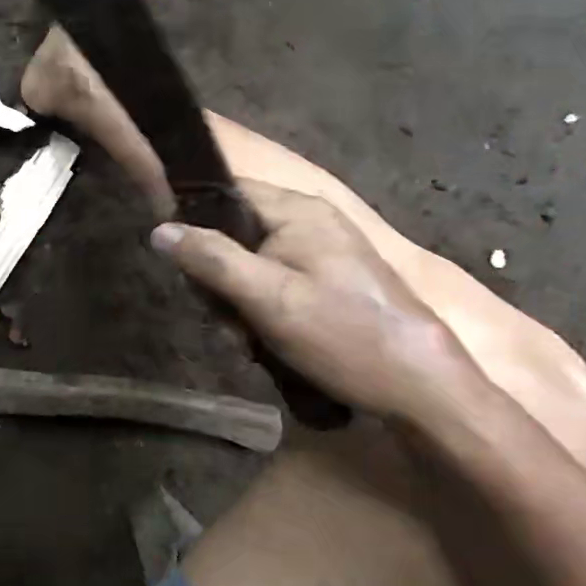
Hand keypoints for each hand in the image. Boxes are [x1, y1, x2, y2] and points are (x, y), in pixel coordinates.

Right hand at [151, 179, 485, 426]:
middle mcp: (310, 222)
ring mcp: (322, 253)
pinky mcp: (329, 282)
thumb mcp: (268, 298)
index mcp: (298, 211)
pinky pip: (274, 283)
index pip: (227, 193)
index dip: (195, 222)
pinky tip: (265, 343)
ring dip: (238, 303)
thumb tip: (159, 229)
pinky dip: (261, 311)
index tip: (182, 266)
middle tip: (225, 321)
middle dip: (219, 279)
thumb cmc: (345, 336)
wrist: (426, 392)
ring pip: (251, 264)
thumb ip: (211, 259)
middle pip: (235, 233)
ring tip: (247, 341)